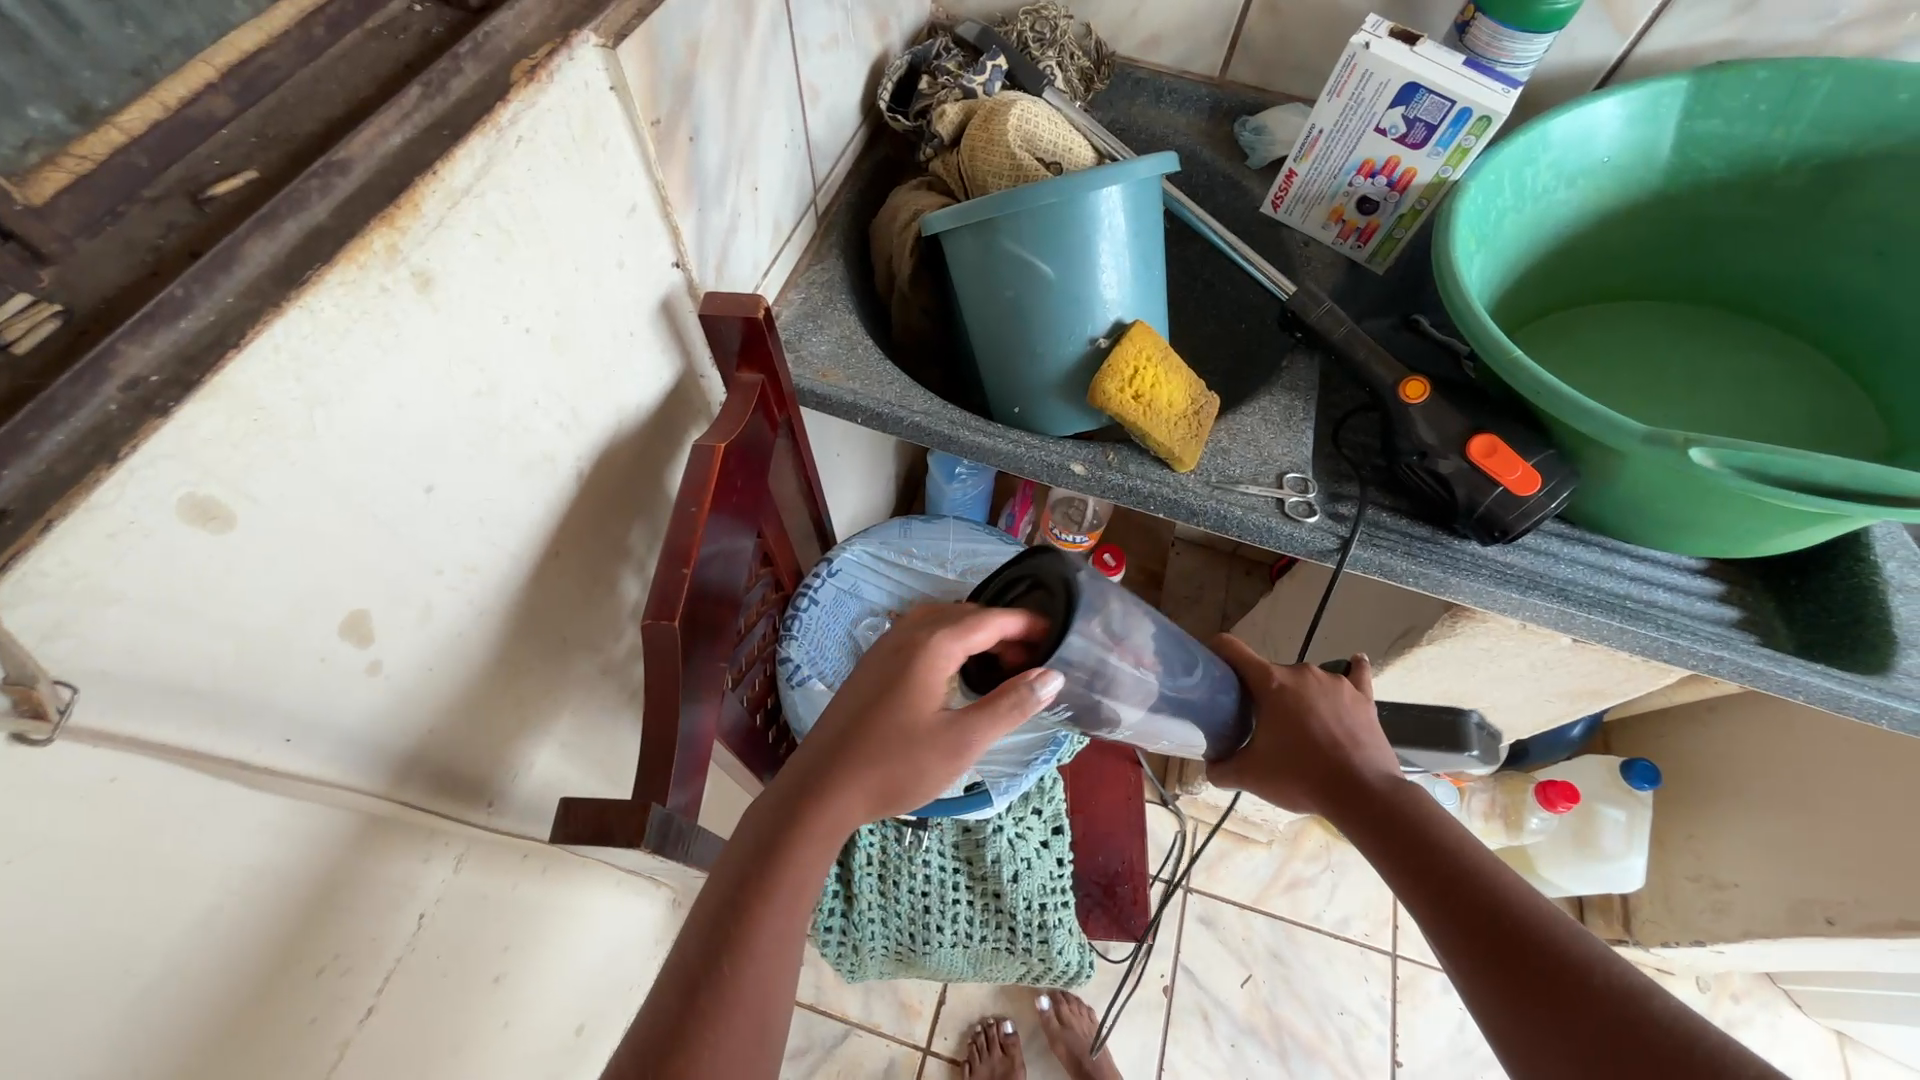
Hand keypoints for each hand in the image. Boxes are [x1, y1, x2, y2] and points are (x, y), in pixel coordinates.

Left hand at [777, 603, 1065, 830]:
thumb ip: (1010, 705)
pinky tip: (953, 671)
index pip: (990, 620)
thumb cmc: (896, 766)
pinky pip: (918, 636)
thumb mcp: (963, 741)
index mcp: (931, 644)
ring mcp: (883, 648)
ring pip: (937, 622)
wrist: (821, 789)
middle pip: (963, 615)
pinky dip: (947, 641)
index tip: (1056, 635)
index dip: (1026, 624)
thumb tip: (1052, 676)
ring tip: (999, 661)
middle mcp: (906, 634)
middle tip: (1032, 657)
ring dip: (972, 633)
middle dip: (1002, 628)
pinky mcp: (871, 667)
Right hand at [1205, 635, 1401, 815]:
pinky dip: (1351, 672)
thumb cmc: (1300, 777)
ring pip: (1306, 681)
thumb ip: (1220, 769)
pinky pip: (1355, 675)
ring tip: (1302, 728)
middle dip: (1262, 694)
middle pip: (1270, 673)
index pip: (1232, 649)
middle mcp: (1301, 673)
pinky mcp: (1363, 697)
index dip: (1217, 650)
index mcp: (1270, 683)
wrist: (1363, 794)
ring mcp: (1335, 682)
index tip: (1211, 663)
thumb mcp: (1250, 777)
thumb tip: (1210, 766)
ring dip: (1298, 696)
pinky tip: (1353, 666)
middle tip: (1260, 725)